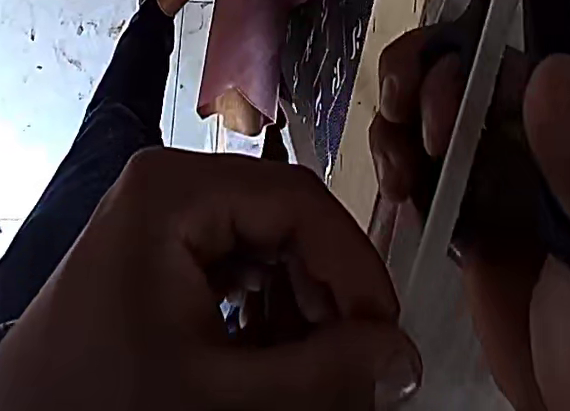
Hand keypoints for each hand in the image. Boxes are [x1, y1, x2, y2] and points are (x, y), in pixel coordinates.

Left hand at [0, 149, 422, 410]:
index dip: (353, 264)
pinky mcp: (163, 246)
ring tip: (325, 370)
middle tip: (364, 362)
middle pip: (284, 218)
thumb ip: (320, 378)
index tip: (389, 334)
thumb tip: (406, 361)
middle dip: (329, 292)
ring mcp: (166, 211)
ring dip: (305, 306)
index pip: (296, 200)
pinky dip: (271, 311)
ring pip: (269, 242)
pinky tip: (281, 361)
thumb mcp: (217, 400)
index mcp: (174, 188)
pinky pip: (240, 263)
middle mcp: (173, 181)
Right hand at [369, 27, 569, 409]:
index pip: (504, 63)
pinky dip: (395, 165)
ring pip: (428, 117)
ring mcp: (489, 178)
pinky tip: (397, 193)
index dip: (459, 64)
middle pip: (456, 77)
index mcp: (569, 131)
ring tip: (397, 172)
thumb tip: (557, 69)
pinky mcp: (460, 216)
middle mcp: (525, 142)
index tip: (435, 111)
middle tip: (401, 125)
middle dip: (418, 87)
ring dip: (397, 126)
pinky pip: (417, 168)